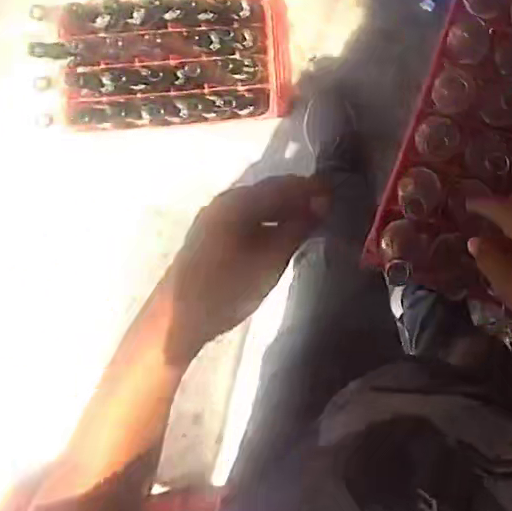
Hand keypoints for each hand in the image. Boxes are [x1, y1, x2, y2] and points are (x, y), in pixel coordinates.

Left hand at [166, 175, 329, 364]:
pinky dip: (270, 218)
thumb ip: (299, 226)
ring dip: (285, 208)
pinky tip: (281, 232)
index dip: (313, 188)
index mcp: (238, 201)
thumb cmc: (226, 289)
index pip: (285, 184)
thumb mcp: (271, 259)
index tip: (337, 195)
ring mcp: (214, 216)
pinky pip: (248, 214)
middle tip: (327, 209)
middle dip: (300, 196)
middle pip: (271, 189)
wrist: (174, 326)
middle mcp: (225, 200)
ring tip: (309, 222)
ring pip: (260, 202)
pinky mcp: (210, 233)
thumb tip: (322, 203)